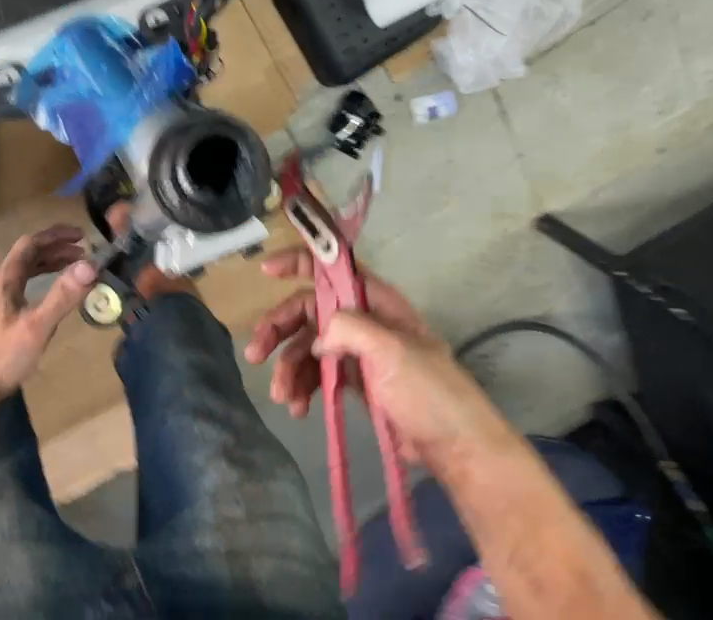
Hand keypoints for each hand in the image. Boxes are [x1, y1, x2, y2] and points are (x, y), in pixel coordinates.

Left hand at [0, 225, 98, 405]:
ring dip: (47, 265)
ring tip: (72, 269)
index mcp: (5, 280)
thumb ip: (62, 296)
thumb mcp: (37, 327)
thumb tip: (90, 265)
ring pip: (23, 273)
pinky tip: (48, 299)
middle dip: (55, 249)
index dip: (56, 235)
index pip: (31, 244)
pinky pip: (20, 288)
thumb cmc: (0, 357)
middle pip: (27, 256)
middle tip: (82, 252)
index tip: (82, 235)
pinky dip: (39, 283)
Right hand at [245, 248, 506, 470]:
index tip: (265, 271)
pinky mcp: (354, 383)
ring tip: (283, 398)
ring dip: (288, 369)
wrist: (457, 448)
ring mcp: (358, 354)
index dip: (298, 264)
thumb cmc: (430, 392)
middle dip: (279, 330)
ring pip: (308, 348)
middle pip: (308, 312)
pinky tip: (298, 408)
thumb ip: (349, 328)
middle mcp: (363, 321)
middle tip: (255, 353)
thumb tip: (317, 339)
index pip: (333, 270)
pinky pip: (317, 377)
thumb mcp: (391, 350)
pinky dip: (302, 389)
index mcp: (376, 302)